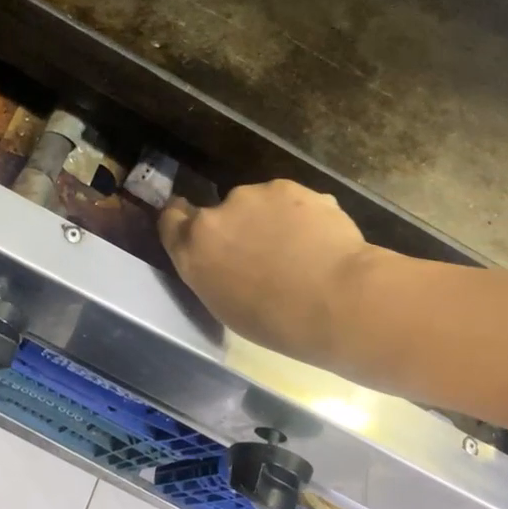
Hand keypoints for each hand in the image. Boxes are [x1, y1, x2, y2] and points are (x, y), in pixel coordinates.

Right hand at [158, 179, 387, 361]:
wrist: (336, 299)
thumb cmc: (276, 321)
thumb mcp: (225, 304)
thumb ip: (212, 270)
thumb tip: (223, 258)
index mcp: (193, 248)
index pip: (171, 219)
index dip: (183, 221)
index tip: (197, 230)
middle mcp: (217, 215)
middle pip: (220, 213)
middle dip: (238, 227)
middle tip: (265, 254)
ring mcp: (255, 196)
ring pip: (258, 204)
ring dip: (271, 220)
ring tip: (300, 249)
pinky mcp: (292, 187)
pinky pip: (291, 201)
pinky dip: (301, 215)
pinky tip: (321, 240)